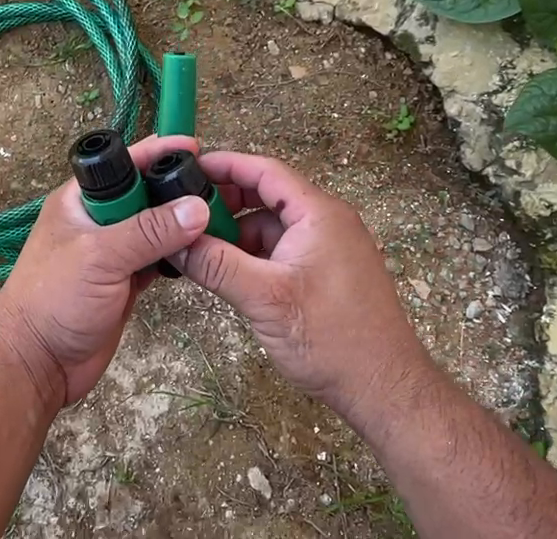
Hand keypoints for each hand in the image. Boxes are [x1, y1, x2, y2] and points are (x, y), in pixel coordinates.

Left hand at [0, 135, 211, 408]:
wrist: (38, 362)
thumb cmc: (54, 299)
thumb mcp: (101, 256)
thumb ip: (148, 231)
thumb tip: (197, 207)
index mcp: (79, 200)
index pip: (123, 165)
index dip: (157, 154)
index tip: (196, 148)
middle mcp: (96, 220)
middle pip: (144, 195)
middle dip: (176, 189)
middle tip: (219, 185)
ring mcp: (111, 251)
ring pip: (154, 228)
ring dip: (181, 224)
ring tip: (221, 215)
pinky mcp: (124, 280)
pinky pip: (157, 258)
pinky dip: (178, 254)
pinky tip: (203, 251)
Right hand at [173, 152, 437, 430]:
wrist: (384, 392)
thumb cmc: (331, 338)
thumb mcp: (263, 297)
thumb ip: (215, 264)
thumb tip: (172, 243)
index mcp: (318, 213)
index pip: (265, 170)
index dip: (224, 164)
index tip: (187, 168)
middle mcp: (326, 221)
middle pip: (267, 194)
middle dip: (226, 201)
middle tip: (185, 213)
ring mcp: (328, 248)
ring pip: (271, 224)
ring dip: (237, 232)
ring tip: (199, 247)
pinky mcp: (325, 272)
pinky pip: (281, 248)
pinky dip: (252, 253)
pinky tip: (227, 271)